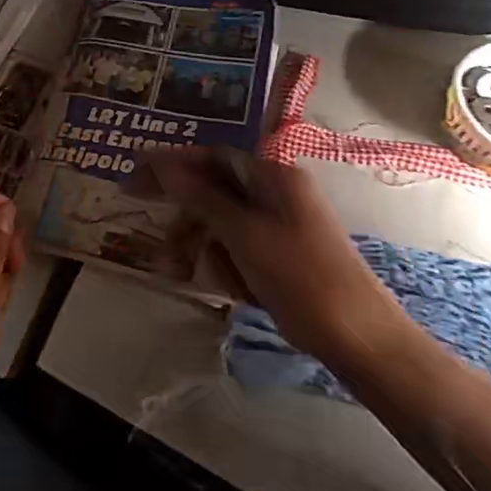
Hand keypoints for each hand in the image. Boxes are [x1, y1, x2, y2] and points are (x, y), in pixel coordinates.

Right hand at [142, 150, 404, 369]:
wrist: (356, 334)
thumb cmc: (301, 277)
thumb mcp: (244, 235)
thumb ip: (202, 198)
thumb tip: (163, 166)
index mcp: (273, 177)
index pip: (212, 157)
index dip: (171, 163)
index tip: (134, 174)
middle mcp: (275, 193)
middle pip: (214, 193)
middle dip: (187, 221)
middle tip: (163, 249)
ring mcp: (278, 224)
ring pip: (222, 226)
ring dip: (206, 250)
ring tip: (198, 281)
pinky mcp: (278, 253)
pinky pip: (238, 249)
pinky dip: (228, 267)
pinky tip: (235, 291)